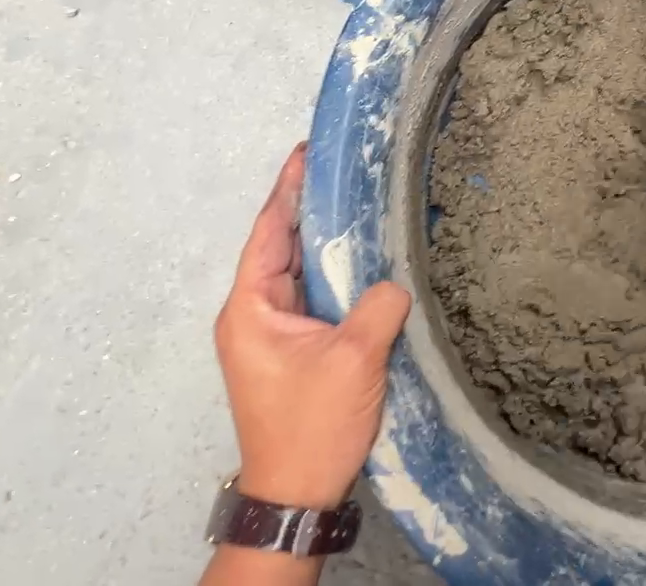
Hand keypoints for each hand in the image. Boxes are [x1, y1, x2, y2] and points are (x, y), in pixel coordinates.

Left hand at [215, 143, 412, 506]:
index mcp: (251, 308)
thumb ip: (379, 305)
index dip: (287, 190)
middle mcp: (253, 314)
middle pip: (281, 246)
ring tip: (356, 201)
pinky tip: (361, 256)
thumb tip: (394, 281)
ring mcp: (271, 333)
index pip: (269, 233)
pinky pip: (312, 295)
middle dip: (309, 207)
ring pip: (299, 271)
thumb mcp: (354, 359)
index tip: (306, 152)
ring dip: (323, 240)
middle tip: (343, 168)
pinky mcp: (293, 348)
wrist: (297, 493)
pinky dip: (333, 270)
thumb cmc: (314, 425)